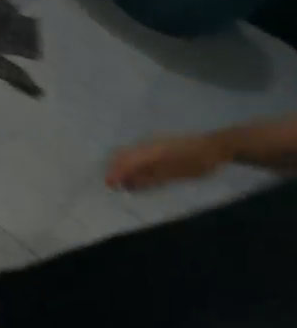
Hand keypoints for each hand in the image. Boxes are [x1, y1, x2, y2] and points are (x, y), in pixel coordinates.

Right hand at [105, 134, 229, 190]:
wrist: (218, 145)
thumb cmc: (198, 163)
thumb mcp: (176, 175)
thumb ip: (150, 180)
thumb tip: (127, 185)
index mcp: (147, 153)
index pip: (122, 164)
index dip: (113, 175)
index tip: (111, 187)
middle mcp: (143, 145)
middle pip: (119, 156)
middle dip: (114, 170)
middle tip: (116, 184)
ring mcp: (149, 141)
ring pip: (125, 152)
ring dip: (121, 165)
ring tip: (126, 178)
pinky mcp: (155, 141)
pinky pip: (134, 150)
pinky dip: (130, 160)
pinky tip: (137, 169)